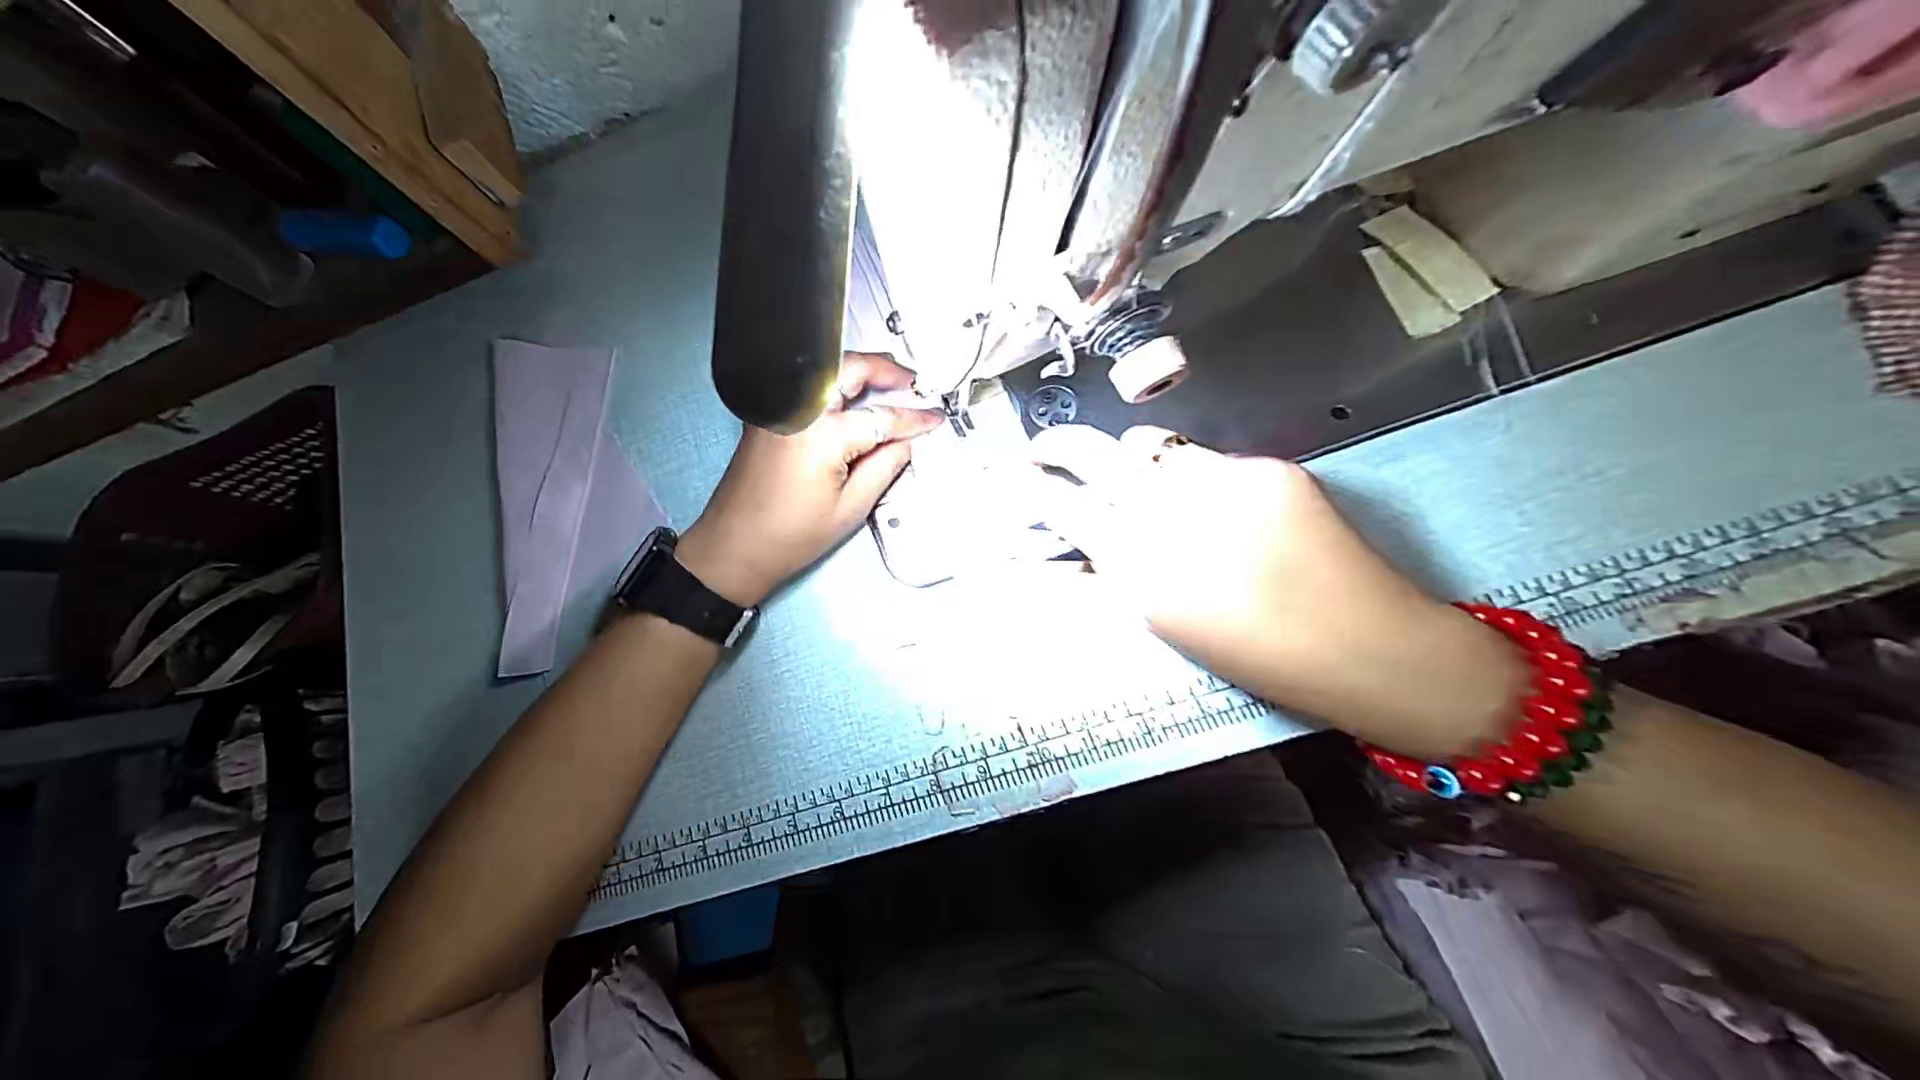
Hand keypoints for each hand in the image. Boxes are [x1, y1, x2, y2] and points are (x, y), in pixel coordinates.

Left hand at [679, 353, 943, 606]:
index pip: (881, 416)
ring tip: (890, 385)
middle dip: (887, 370)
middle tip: (913, 384)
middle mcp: (796, 410)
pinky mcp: (768, 414)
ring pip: (828, 370)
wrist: (734, 546)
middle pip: (850, 369)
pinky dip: (837, 384)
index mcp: (820, 435)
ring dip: (861, 370)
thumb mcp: (851, 507)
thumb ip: (885, 466)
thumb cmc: (788, 536)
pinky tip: (856, 398)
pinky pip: (810, 387)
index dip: (913, 417)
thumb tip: (907, 441)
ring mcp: (778, 408)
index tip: (933, 418)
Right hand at [1030, 424, 1526, 759]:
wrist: (1364, 644)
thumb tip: (1088, 534)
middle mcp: (1169, 516)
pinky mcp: (1265, 467)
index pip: (1064, 508)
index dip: (1029, 487)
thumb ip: (1120, 572)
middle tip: (1043, 447)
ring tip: (1131, 468)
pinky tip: (1211, 496)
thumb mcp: (1169, 621)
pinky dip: (1194, 472)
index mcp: (1140, 569)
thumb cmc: (1258, 654)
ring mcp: (1219, 483)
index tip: (1010, 474)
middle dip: (1059, 447)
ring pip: (1149, 445)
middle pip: (1094, 456)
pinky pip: (1207, 456)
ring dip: (1130, 454)